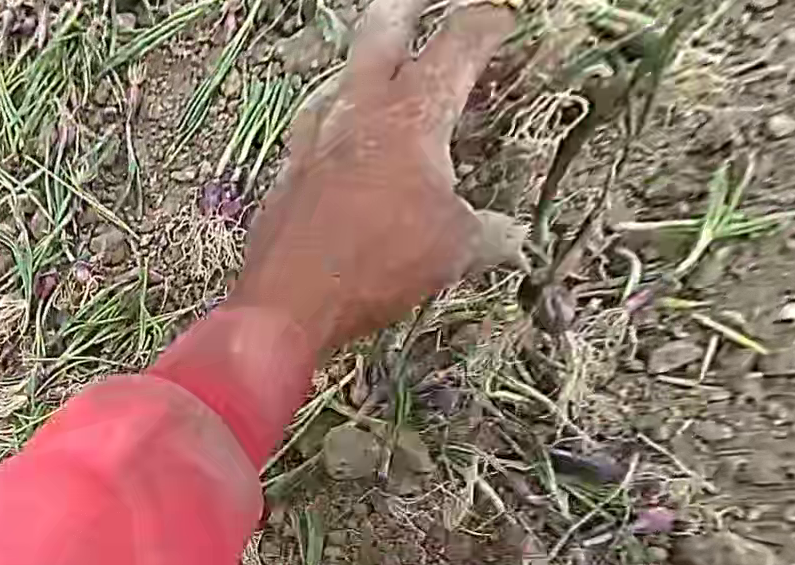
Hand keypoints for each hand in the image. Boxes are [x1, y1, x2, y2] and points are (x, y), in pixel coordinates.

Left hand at [229, 0, 525, 354]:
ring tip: (373, 75)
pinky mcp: (283, 180)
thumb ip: (486, 234)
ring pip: (335, 81)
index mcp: (411, 116)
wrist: (288, 304)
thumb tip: (511, 237)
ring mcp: (312, 143)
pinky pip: (306, 136)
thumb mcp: (450, 252)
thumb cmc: (377, 266)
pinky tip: (328, 146)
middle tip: (425, 2)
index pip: (458, 47)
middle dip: (410, 6)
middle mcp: (357, 114)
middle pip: (382, 29)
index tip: (501, 22)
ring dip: (358, 69)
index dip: (486, 26)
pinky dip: (326, 129)